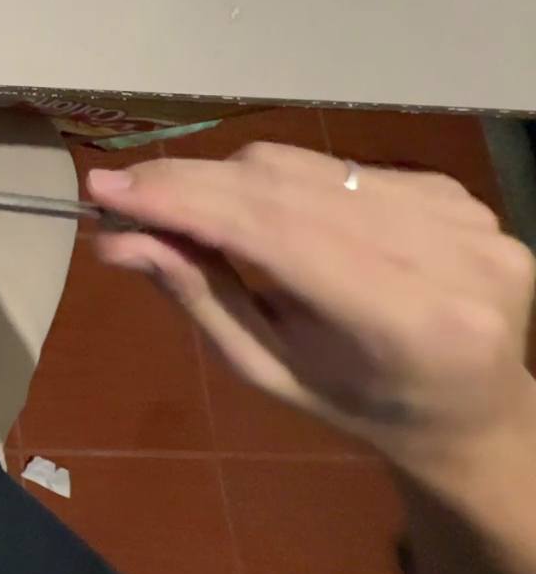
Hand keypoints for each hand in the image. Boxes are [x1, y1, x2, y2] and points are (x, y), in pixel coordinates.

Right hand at [87, 144, 535, 479]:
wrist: (474, 409)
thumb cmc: (353, 399)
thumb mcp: (260, 364)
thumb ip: (192, 292)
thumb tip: (113, 240)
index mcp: (407, 324)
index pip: (270, 233)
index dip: (178, 202)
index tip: (99, 188)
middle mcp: (448, 261)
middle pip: (276, 190)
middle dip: (180, 183)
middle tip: (114, 191)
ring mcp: (461, 220)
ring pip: (292, 167)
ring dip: (216, 179)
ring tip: (180, 205)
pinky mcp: (454, 194)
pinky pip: (321, 164)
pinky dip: (264, 178)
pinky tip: (258, 208)